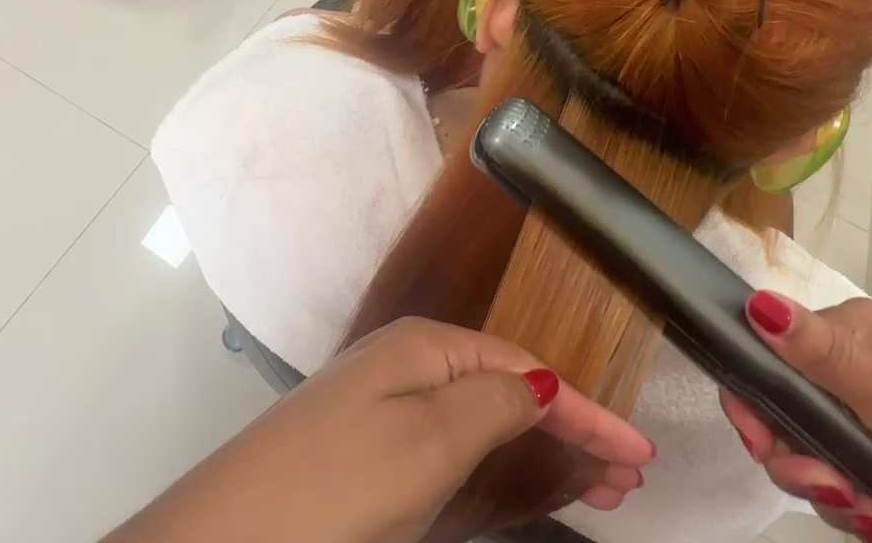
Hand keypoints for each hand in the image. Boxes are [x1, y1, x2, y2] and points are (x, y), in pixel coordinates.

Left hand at [106, 316, 654, 542]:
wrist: (232, 535)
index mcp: (420, 348)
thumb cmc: (337, 482)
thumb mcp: (428, 438)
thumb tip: (541, 384)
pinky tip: (520, 488)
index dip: (583, 408)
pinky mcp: (373, 460)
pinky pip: (451, 458)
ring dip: (538, 452)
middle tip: (625, 477)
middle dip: (567, 429)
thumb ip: (492, 403)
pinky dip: (494, 472)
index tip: (639, 453)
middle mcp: (403, 369)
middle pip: (505, 392)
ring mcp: (386, 415)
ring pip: (481, 427)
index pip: (522, 367)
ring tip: (594, 487)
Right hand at [721, 292, 871, 542]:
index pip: (763, 349)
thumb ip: (826, 356)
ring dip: (827, 488)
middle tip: (835, 492)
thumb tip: (756, 299)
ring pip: (810, 446)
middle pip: (781, 405)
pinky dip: (855, 501)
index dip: (751, 398)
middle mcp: (857, 363)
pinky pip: (845, 471)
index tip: (765, 446)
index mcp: (853, 335)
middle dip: (794, 457)